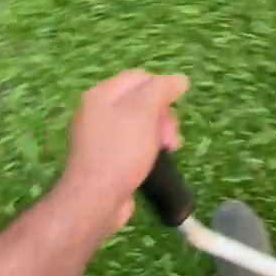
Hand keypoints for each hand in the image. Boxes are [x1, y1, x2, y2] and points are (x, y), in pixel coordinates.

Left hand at [56, 70, 188, 230]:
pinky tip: (156, 160)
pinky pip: (132, 143)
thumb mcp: (144, 111)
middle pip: (141, 101)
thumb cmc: (121, 150)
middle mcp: (97, 111)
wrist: (95, 198)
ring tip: (168, 150)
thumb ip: (162, 89)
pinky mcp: (106, 158)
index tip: (177, 107)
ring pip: (140, 124)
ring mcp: (100, 136)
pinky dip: (147, 148)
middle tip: (170, 137)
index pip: (139, 77)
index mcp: (102, 94)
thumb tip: (179, 79)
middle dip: (163, 115)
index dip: (163, 88)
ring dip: (159, 133)